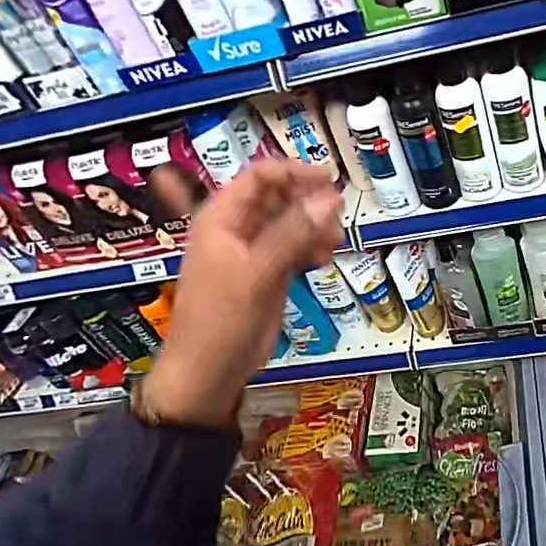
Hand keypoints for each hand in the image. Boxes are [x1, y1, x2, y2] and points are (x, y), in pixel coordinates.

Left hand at [139, 160, 341, 427]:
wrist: (209, 373)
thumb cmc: (221, 318)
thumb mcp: (257, 271)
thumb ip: (294, 232)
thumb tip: (332, 197)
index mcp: (221, 218)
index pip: (259, 176)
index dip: (293, 172)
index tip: (328, 179)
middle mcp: (238, 227)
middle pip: (279, 196)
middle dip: (309, 202)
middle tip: (336, 216)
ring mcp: (254, 250)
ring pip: (292, 221)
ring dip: (315, 226)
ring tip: (333, 242)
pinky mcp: (269, 271)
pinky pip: (296, 245)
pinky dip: (312, 247)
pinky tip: (324, 258)